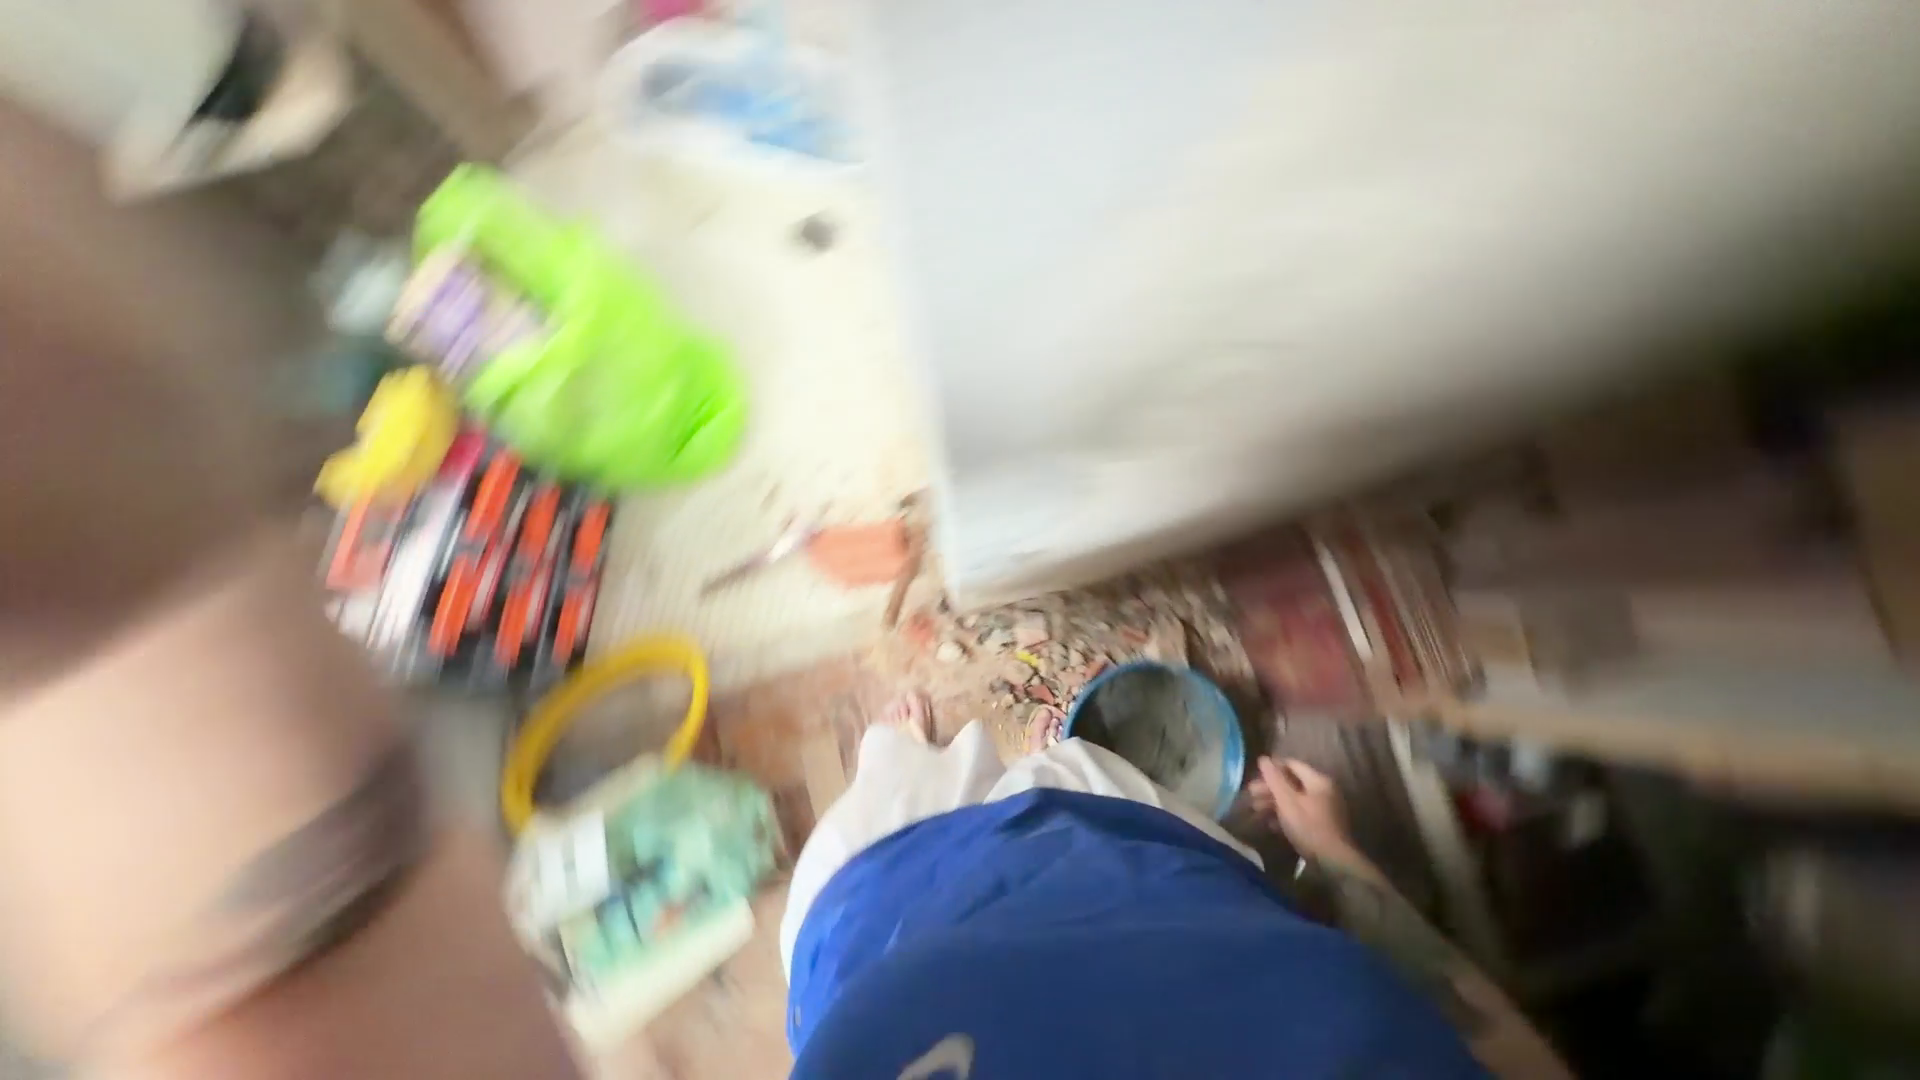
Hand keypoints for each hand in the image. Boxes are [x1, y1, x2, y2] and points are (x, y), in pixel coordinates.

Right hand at [1248, 756, 1355, 860]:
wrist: (1333, 861)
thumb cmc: (1308, 826)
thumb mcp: (1287, 800)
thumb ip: (1274, 779)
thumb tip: (1263, 758)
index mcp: (1318, 781)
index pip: (1291, 764)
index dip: (1271, 768)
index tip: (1255, 777)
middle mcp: (1323, 791)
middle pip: (1292, 783)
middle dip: (1270, 788)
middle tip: (1252, 795)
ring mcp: (1324, 808)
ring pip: (1294, 799)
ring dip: (1274, 803)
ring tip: (1257, 810)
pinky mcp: (1322, 824)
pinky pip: (1300, 813)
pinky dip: (1285, 816)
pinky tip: (1272, 825)